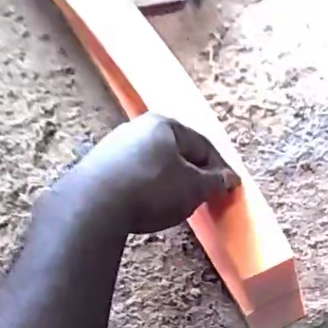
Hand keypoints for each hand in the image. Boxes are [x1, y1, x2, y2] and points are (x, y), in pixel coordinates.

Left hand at [41, 113, 239, 234]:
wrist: (97, 202)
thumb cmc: (153, 189)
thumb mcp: (193, 188)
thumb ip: (214, 182)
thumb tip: (231, 178)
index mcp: (166, 124)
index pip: (204, 145)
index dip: (220, 169)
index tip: (231, 188)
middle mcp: (140, 126)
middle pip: (178, 151)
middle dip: (195, 173)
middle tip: (207, 196)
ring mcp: (118, 143)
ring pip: (157, 162)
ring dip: (173, 180)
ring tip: (180, 203)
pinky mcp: (103, 163)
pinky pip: (138, 172)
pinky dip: (152, 186)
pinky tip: (153, 203)